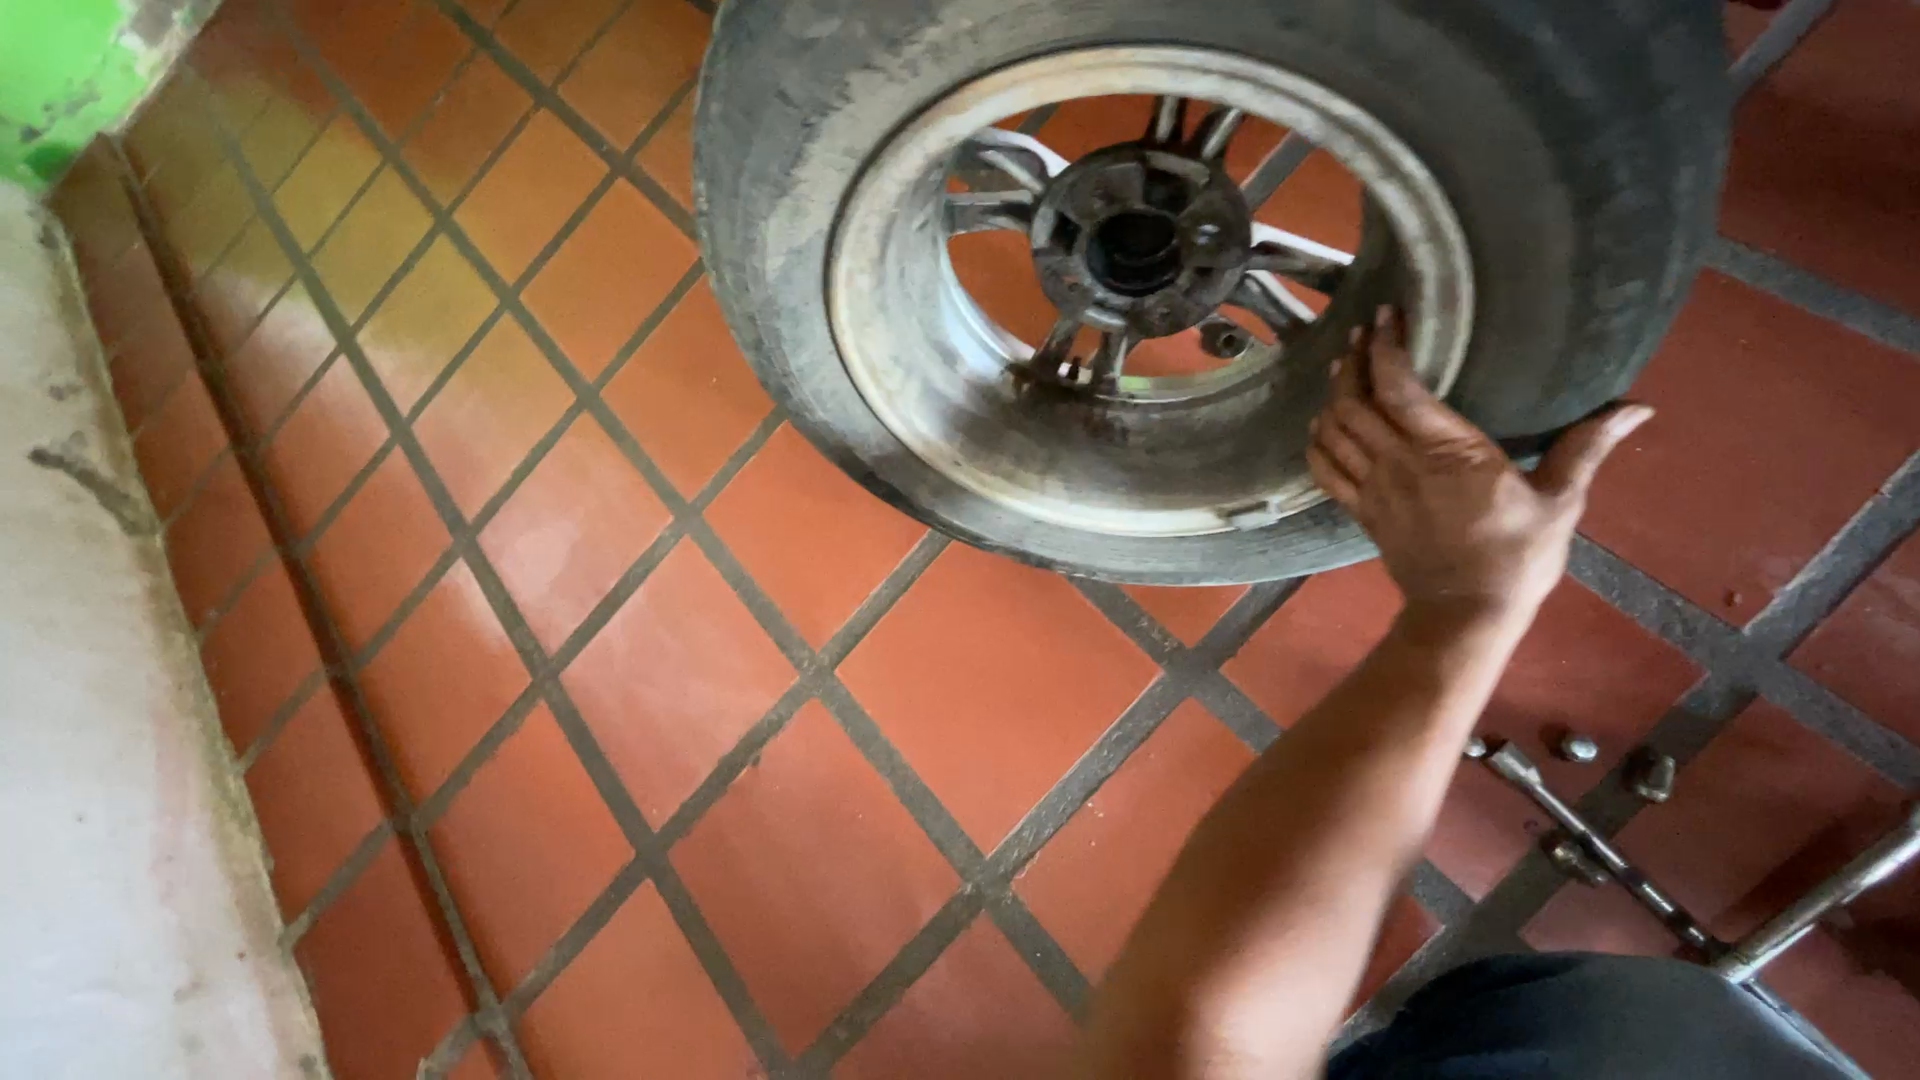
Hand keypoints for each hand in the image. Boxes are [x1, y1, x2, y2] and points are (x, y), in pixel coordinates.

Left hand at [1307, 306, 1651, 622]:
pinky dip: (1316, 443)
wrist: (1467, 609)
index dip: (1384, 348)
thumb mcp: (1560, 500)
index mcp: (1447, 451)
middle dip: (1351, 364)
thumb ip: (1586, 448)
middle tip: (1358, 337)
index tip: (1383, 318)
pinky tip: (1319, 427)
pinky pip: (1325, 471)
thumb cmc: (1517, 556)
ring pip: (1334, 432)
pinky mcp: (1361, 511)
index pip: (1400, 388)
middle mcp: (1399, 463)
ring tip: (1338, 371)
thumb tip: (1638, 409)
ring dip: (1330, 398)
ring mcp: (1373, 488)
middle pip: (1354, 403)